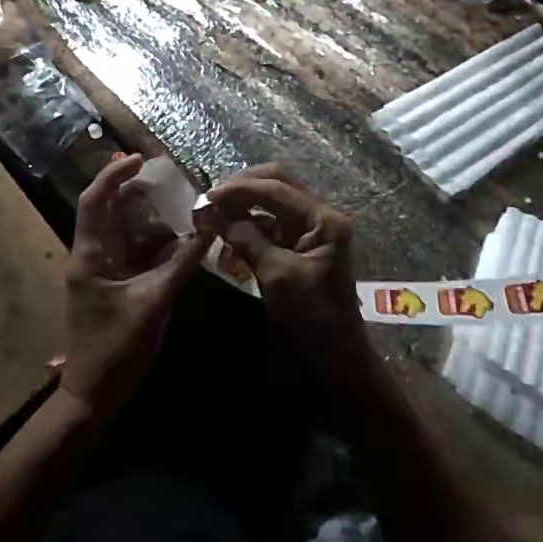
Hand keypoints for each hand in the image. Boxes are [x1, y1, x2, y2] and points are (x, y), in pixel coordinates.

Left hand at [59, 154, 210, 417]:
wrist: (95, 391)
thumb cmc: (117, 349)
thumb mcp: (153, 304)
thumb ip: (179, 266)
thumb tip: (206, 230)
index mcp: (89, 255)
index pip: (95, 201)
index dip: (114, 176)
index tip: (140, 159)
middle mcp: (92, 256)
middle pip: (110, 212)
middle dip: (137, 193)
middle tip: (170, 180)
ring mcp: (104, 271)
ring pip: (124, 232)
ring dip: (148, 218)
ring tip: (180, 204)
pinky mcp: (116, 285)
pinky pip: (134, 254)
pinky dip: (153, 244)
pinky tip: (179, 238)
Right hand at [196, 165, 378, 388]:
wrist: (336, 357)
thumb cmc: (312, 316)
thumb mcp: (275, 274)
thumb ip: (244, 237)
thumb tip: (209, 212)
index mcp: (324, 220)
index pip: (276, 188)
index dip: (238, 188)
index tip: (206, 197)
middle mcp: (319, 217)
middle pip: (276, 184)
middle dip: (241, 188)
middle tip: (211, 200)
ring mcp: (309, 231)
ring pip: (270, 201)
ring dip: (241, 204)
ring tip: (213, 215)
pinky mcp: (297, 245)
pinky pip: (268, 222)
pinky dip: (246, 223)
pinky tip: (226, 233)